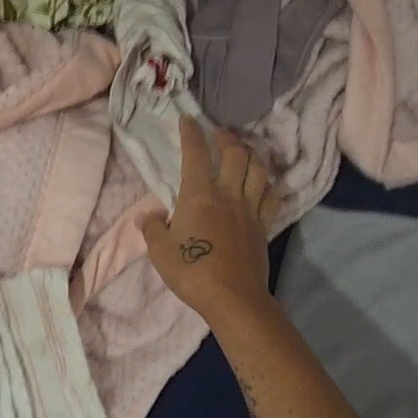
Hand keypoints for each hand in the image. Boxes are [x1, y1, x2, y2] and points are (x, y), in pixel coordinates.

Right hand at [139, 119, 281, 319]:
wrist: (232, 297)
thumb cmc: (191, 272)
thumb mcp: (159, 251)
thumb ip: (152, 229)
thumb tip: (147, 216)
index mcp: (198, 195)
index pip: (196, 154)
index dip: (191, 134)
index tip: (187, 120)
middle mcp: (228, 194)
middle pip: (235, 154)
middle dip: (226, 137)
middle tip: (218, 132)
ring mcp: (250, 209)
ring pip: (258, 169)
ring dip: (250, 154)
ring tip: (243, 151)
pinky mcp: (263, 225)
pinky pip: (271, 195)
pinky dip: (267, 183)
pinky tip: (263, 183)